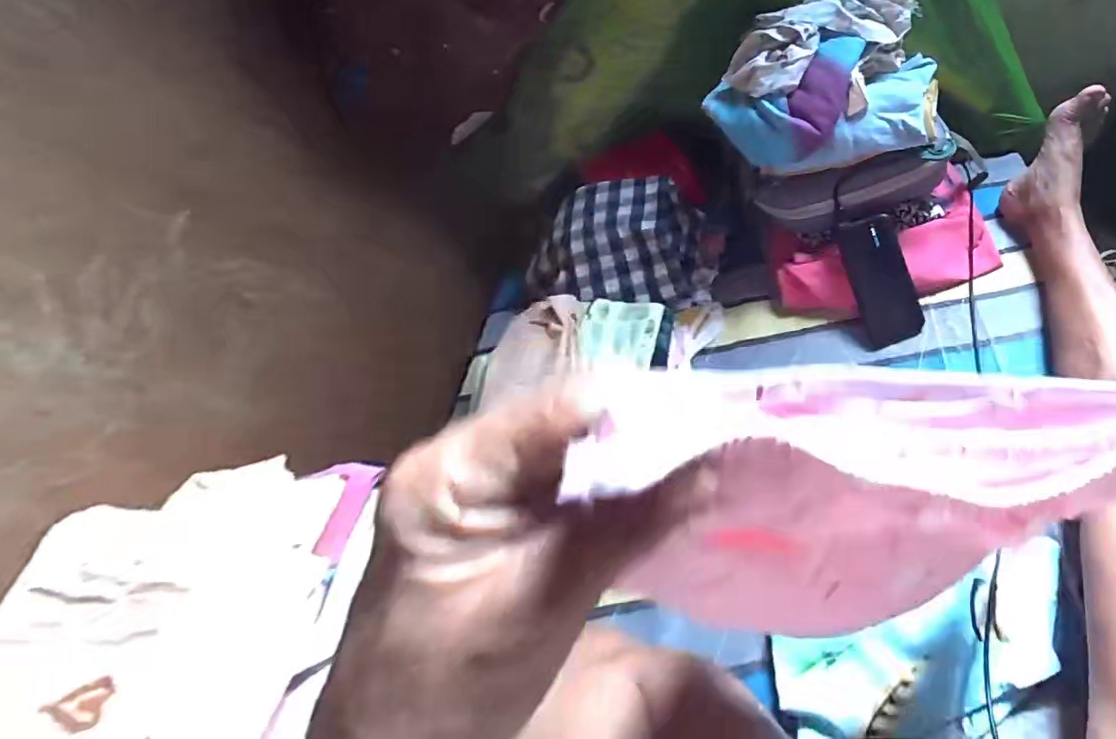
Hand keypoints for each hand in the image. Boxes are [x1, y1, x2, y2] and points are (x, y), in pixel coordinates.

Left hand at [311, 388, 710, 738]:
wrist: (397, 736)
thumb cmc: (449, 688)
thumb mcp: (545, 607)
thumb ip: (628, 527)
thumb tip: (712, 467)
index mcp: (450, 471)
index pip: (561, 408)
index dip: (640, 408)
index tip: (707, 423)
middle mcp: (469, 446)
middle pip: (579, 410)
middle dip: (653, 422)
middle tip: (718, 436)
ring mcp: (490, 464)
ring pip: (590, 429)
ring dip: (648, 441)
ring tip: (706, 451)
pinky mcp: (514, 485)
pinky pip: (587, 457)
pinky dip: (632, 465)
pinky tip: (670, 476)